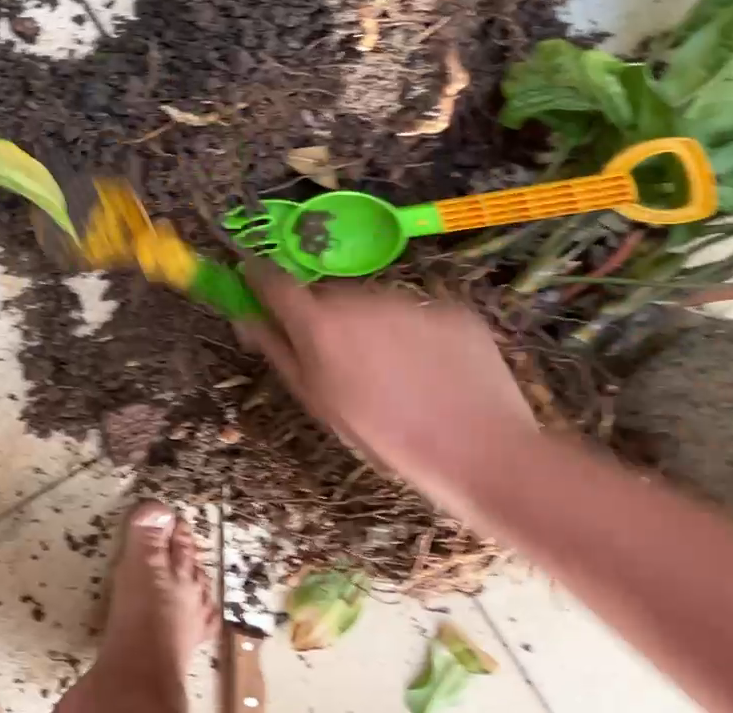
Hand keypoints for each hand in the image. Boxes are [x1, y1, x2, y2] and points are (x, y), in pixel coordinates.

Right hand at [234, 264, 537, 497]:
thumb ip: (276, 350)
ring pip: (371, 303)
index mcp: (317, 322)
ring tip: (391, 370)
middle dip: (321, 315)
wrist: (485, 452)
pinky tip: (428, 370)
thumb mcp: (315, 400)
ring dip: (368, 323)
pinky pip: (416, 314)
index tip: (252, 283)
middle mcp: (359, 298)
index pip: (271, 280)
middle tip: (334, 355)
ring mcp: (409, 301)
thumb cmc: (384, 435)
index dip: (258, 279)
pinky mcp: (453, 310)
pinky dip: (413, 333)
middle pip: (325, 295)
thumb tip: (247, 318)